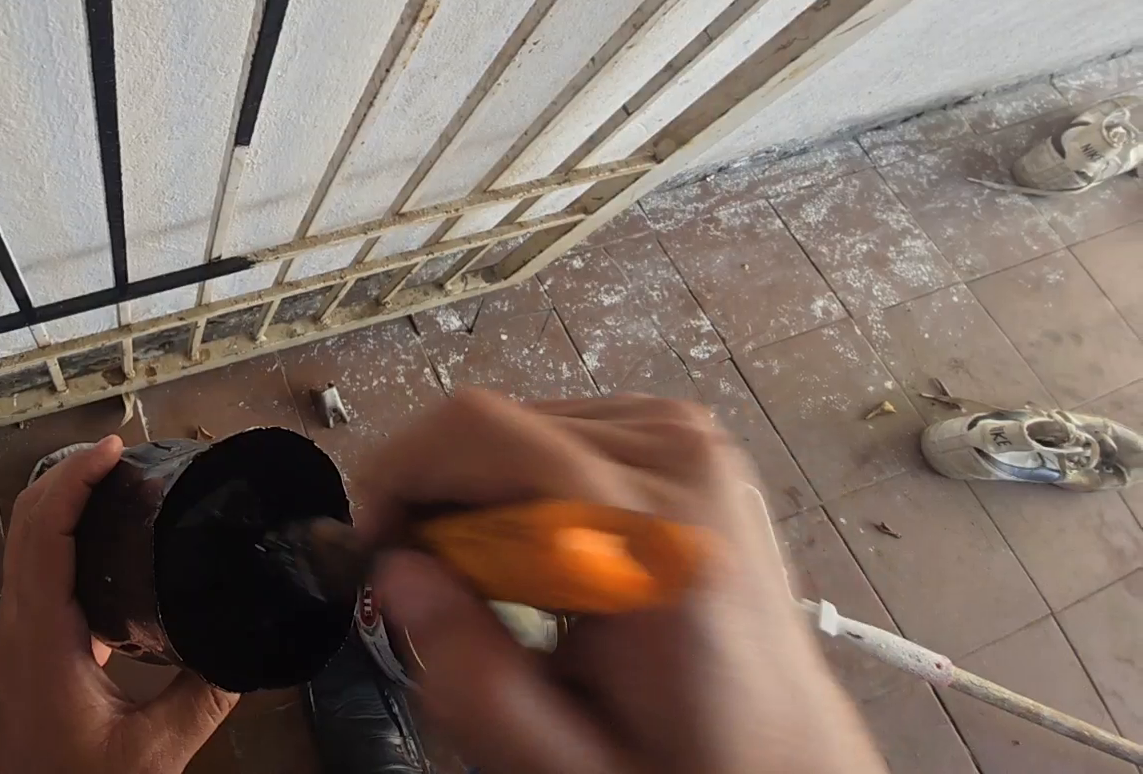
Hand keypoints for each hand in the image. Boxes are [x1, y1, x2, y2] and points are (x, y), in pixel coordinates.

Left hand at [0, 434, 237, 773]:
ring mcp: (19, 629)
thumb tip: (249, 644)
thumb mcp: (151, 756)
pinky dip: (64, 528)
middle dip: (69, 473)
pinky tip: (107, 534)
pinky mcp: (30, 640)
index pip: (44, 530)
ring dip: (63, 496)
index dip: (75, 478)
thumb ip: (202, 698)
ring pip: (25, 538)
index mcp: (41, 634)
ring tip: (115, 479)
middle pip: (26, 519)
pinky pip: (37, 563)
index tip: (115, 449)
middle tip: (122, 456)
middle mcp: (20, 619)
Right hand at [357, 391, 885, 773]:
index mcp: (659, 534)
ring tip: (492, 575)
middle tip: (431, 576)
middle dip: (429, 492)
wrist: (788, 751)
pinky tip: (534, 546)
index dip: (400, 471)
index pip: (482, 433)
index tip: (374, 541)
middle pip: (483, 423)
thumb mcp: (572, 766)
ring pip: (502, 424)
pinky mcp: (667, 432)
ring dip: (467, 492)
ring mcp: (678, 434)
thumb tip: (397, 572)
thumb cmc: (692, 763)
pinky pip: (539, 430)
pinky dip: (507, 482)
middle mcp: (675, 456)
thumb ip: (476, 685)